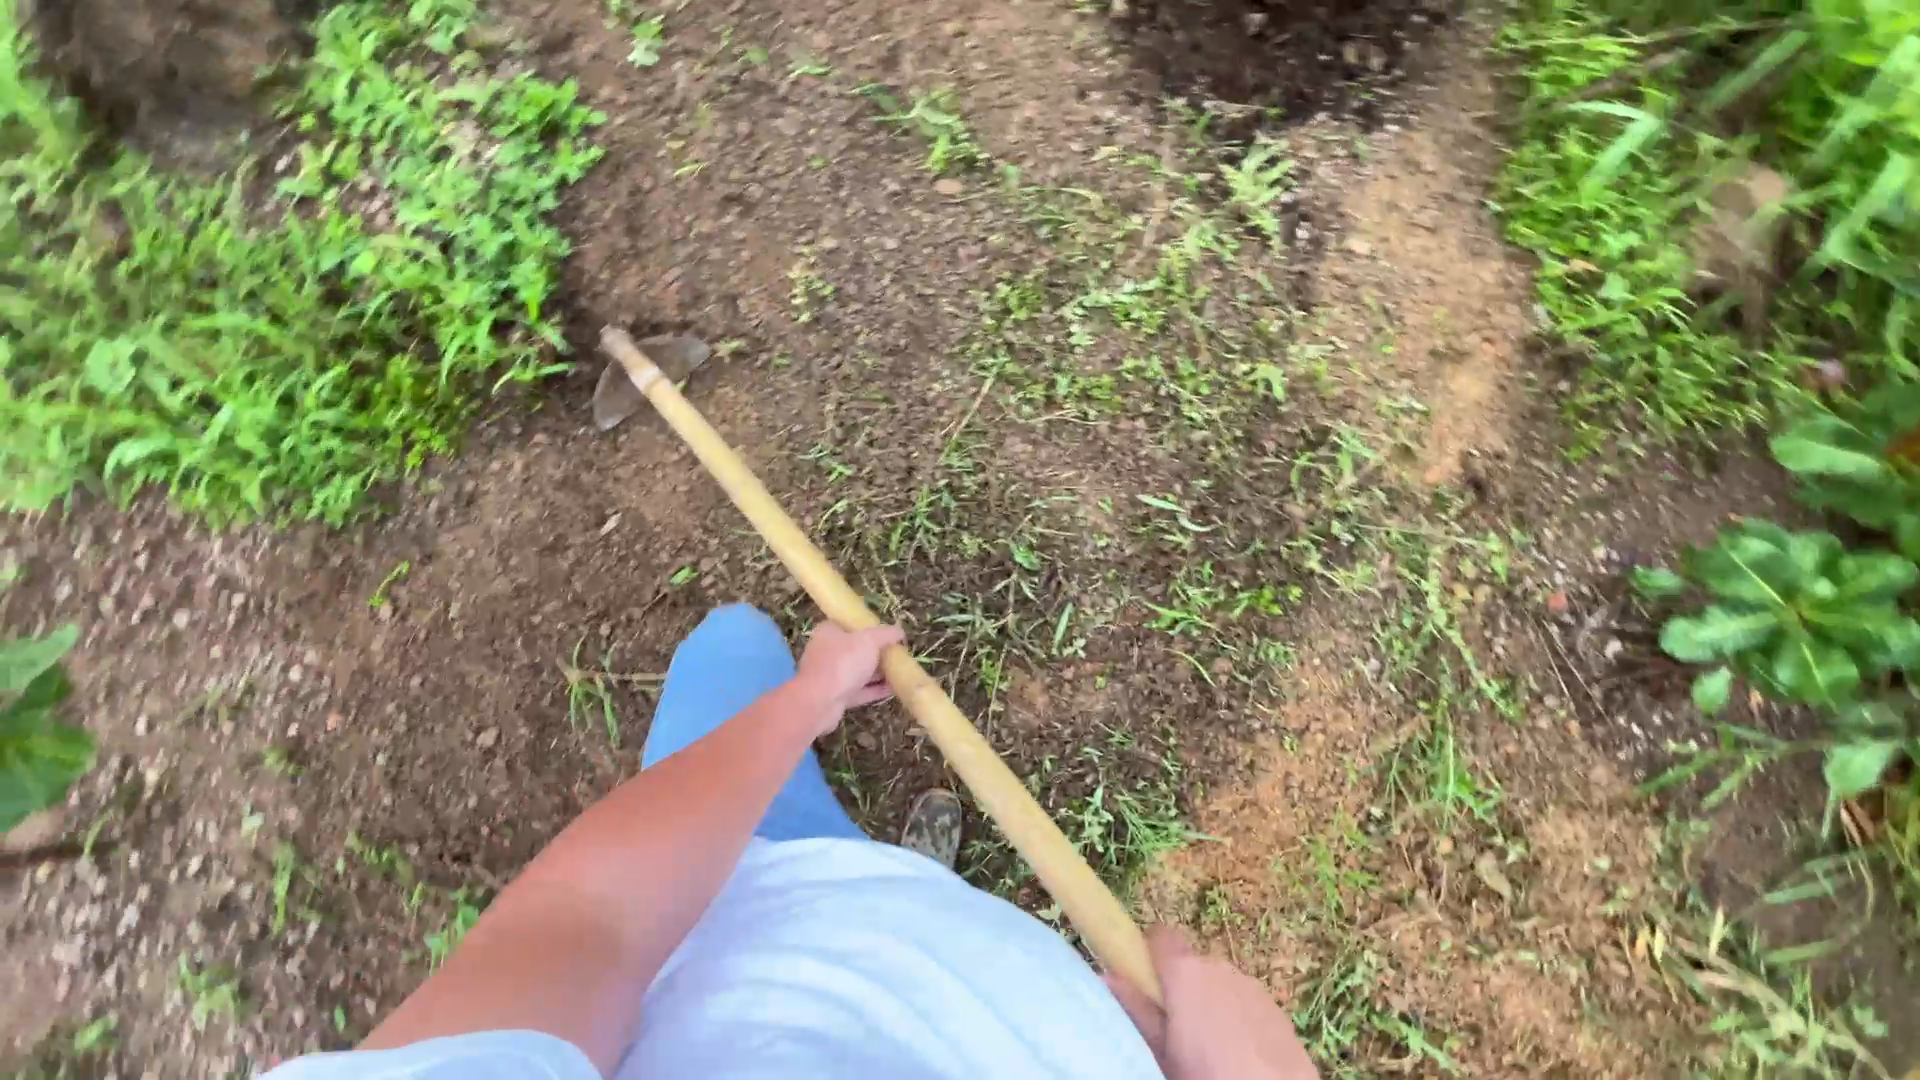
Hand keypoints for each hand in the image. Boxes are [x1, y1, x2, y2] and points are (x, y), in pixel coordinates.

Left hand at [793, 622, 904, 730]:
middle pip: (856, 649)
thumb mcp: (868, 641)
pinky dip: (875, 689)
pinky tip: (894, 689)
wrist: (819, 702)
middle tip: (898, 653)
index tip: (887, 632)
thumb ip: (885, 634)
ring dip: (878, 672)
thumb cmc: (842, 662)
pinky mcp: (836, 696)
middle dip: (878, 652)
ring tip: (900, 671)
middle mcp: (827, 652)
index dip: (869, 626)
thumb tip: (900, 630)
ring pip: (859, 671)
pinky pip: (860, 690)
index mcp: (829, 632)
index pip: (849, 624)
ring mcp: (831, 675)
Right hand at [1105, 926, 1319, 1079]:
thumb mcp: (1162, 1054)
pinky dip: (1239, 1022)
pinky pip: (1246, 1004)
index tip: (1144, 985)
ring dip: (1211, 1006)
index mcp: (1185, 972)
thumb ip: (1136, 1011)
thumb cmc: (1208, 1077)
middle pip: (1190, 965)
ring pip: (1220, 986)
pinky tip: (1242, 1060)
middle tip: (1176, 1034)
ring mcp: (1252, 986)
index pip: (1160, 935)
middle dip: (1181, 991)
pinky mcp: (1278, 1010)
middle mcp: (1218, 966)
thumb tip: (1107, 976)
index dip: (1149, 955)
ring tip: (1212, 1054)